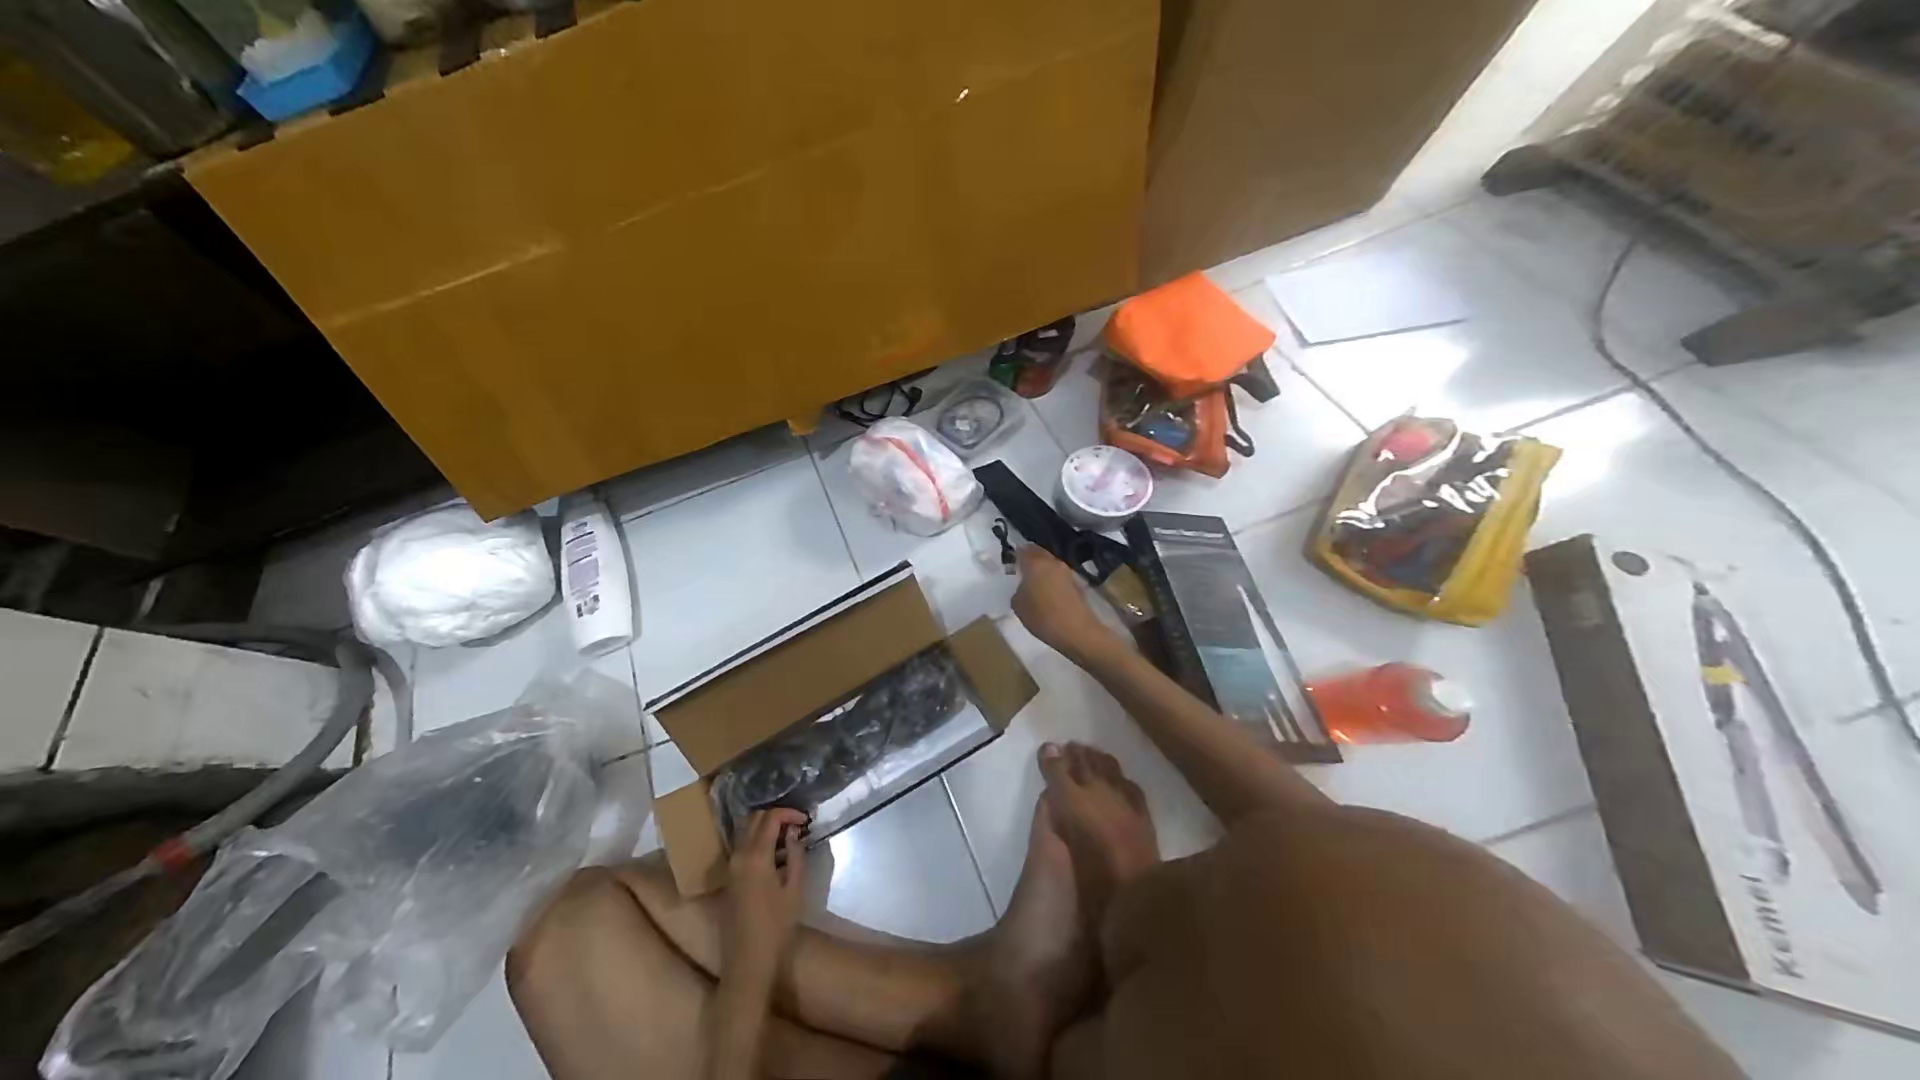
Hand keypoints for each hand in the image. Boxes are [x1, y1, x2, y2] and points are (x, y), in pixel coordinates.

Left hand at [721, 808, 808, 981]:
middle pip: (753, 819)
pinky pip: (741, 848)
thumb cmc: (777, 928)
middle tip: (797, 827)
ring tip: (789, 840)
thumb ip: (796, 855)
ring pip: (745, 833)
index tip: (806, 821)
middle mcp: (737, 856)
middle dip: (776, 817)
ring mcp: (729, 868)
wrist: (748, 964)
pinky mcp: (728, 879)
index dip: (789, 813)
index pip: (770, 818)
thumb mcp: (795, 890)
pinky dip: (757, 843)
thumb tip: (794, 833)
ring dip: (765, 829)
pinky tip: (775, 857)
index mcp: (755, 857)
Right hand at [1012, 547, 1121, 661]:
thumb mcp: (1018, 606)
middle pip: (1039, 553)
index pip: (1023, 550)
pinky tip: (1048, 594)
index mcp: (1035, 563)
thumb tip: (1023, 587)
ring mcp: (1067, 572)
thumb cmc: (1043, 617)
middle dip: (1030, 559)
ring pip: (1050, 564)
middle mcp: (1052, 562)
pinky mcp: (1077, 583)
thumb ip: (1018, 591)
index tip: (1011, 563)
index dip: (1016, 555)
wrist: (1078, 631)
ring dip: (1043, 570)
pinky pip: (1059, 576)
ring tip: (1034, 584)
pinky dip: (1052, 580)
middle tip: (1022, 571)